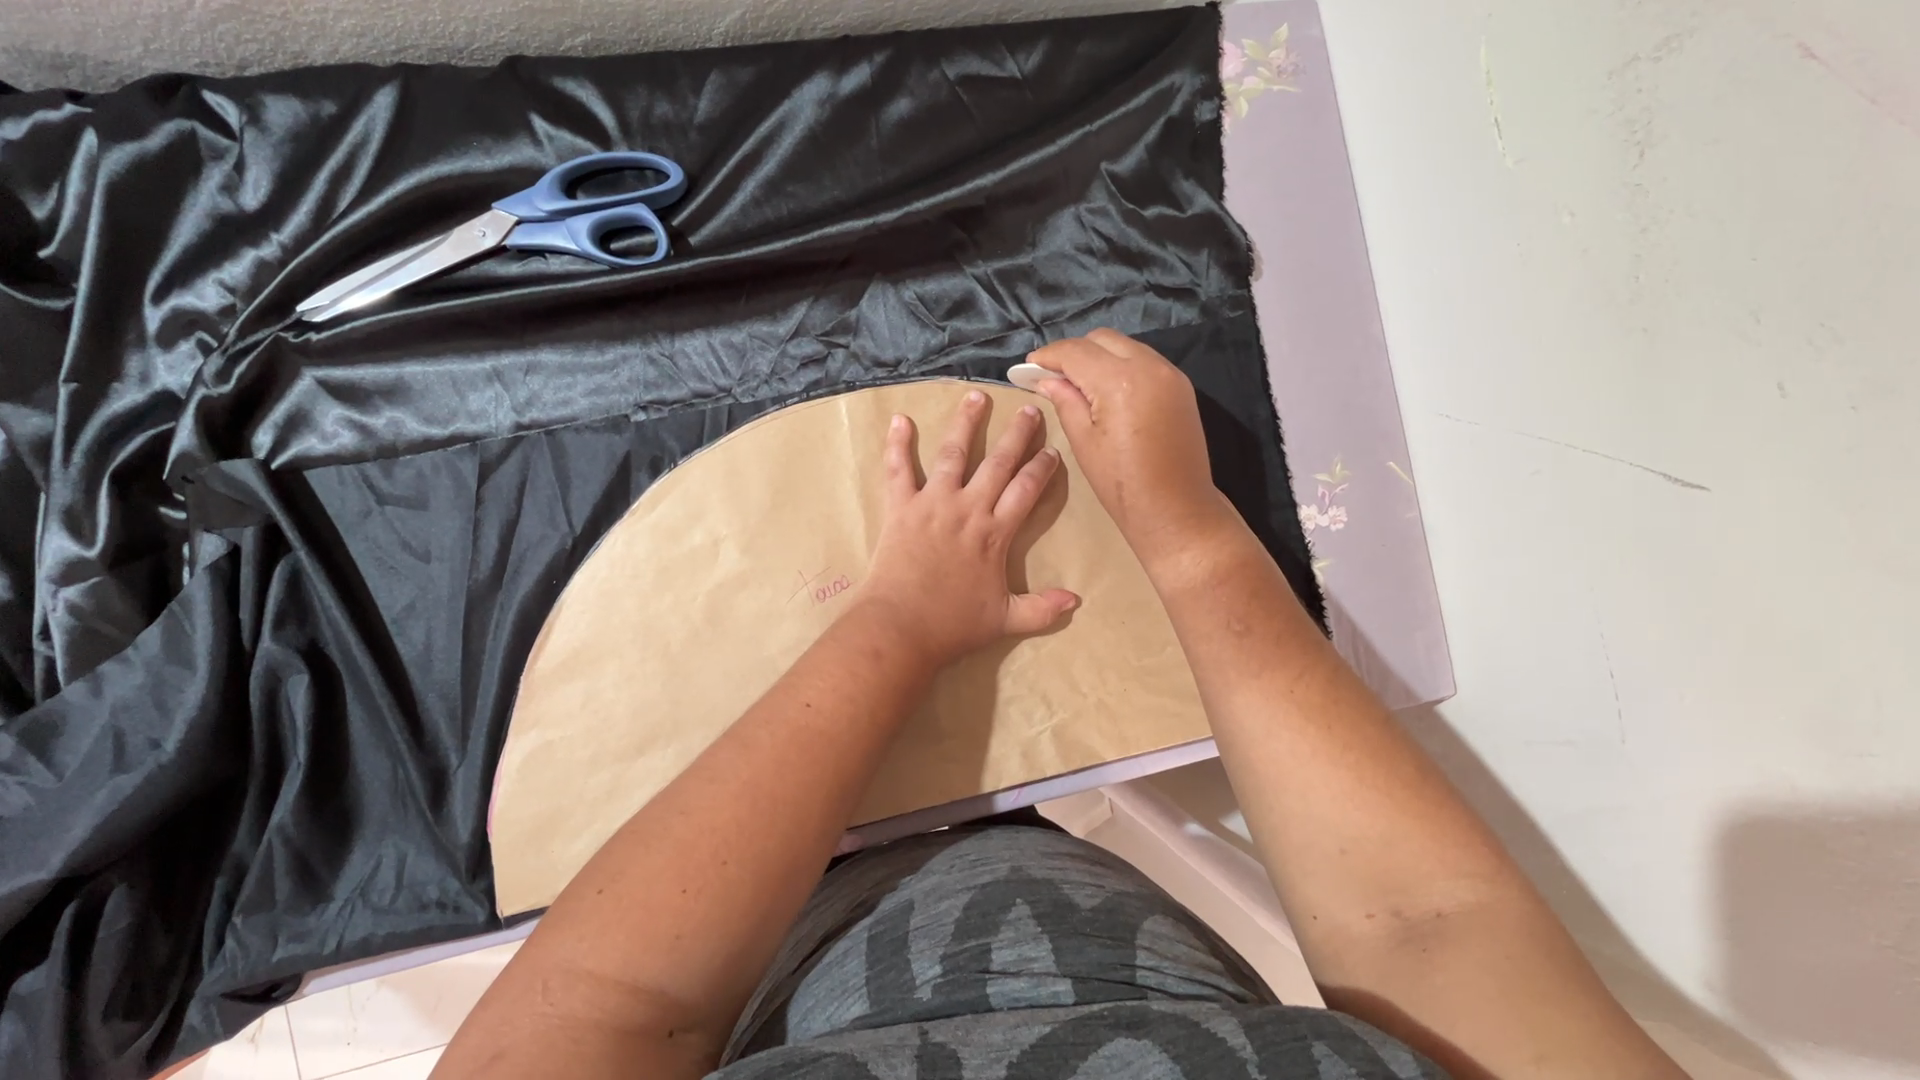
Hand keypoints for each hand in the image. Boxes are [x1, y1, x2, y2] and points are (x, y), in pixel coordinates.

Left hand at [853, 390, 1079, 668]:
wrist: (900, 627)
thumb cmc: (953, 626)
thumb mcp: (1005, 621)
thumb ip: (1042, 609)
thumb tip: (1076, 601)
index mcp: (995, 533)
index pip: (1026, 491)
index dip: (1041, 469)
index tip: (1052, 451)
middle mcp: (968, 509)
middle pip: (998, 463)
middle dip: (1017, 435)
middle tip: (1029, 410)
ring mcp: (933, 504)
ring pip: (954, 454)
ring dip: (966, 424)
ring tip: (976, 396)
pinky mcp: (900, 508)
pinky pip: (898, 470)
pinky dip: (898, 444)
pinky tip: (899, 420)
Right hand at [1027, 329, 1235, 563]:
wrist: (1177, 509)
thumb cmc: (1122, 484)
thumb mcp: (1084, 442)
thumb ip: (1065, 401)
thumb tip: (1047, 380)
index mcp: (1119, 381)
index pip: (1075, 352)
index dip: (1048, 356)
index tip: (1028, 367)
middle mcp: (1148, 366)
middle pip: (1101, 339)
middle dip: (1074, 352)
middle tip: (1052, 377)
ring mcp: (1169, 373)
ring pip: (1125, 346)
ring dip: (1099, 356)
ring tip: (1078, 383)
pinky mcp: (1181, 386)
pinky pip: (1144, 361)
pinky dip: (1122, 365)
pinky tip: (1108, 390)